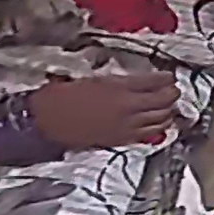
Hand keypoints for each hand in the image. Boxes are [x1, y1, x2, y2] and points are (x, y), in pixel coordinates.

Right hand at [29, 73, 178, 149]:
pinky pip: (154, 131)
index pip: (155, 81)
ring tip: (169, 103)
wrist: (40, 123)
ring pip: (164, 115)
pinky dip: (162, 123)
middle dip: (173, 92)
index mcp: (117, 87)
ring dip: (170, 107)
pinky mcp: (125, 138)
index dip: (166, 77)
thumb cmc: (59, 97)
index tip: (169, 75)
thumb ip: (117, 80)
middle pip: (165, 98)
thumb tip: (138, 79)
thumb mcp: (88, 79)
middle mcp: (128, 106)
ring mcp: (129, 124)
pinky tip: (162, 119)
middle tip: (173, 89)